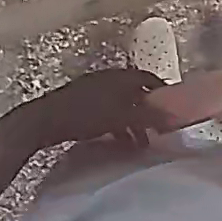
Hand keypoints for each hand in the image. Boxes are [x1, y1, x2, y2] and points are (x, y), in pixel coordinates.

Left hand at [11, 69, 166, 149]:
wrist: (46, 121)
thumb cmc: (87, 115)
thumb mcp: (123, 117)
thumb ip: (150, 116)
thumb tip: (175, 116)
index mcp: (120, 76)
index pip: (148, 79)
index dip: (162, 93)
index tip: (172, 110)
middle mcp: (108, 79)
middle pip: (135, 94)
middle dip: (147, 113)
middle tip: (157, 132)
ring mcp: (93, 90)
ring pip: (121, 105)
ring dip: (132, 122)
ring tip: (139, 143)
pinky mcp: (81, 103)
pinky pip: (107, 112)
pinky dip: (117, 125)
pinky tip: (118, 141)